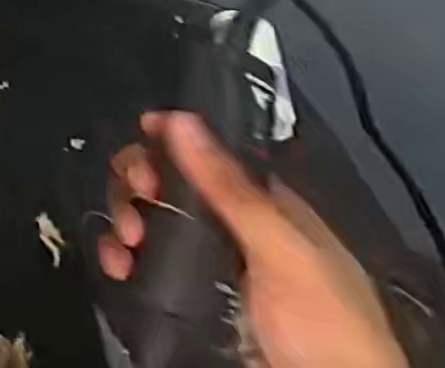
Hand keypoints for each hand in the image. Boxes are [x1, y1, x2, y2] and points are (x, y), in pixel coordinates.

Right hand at [100, 112, 408, 367]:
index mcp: (260, 208)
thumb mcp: (285, 253)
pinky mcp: (182, 300)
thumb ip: (229, 187)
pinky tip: (117, 266)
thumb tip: (179, 117)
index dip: (168, 140)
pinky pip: (137, 262)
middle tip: (137, 194)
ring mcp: (203, 266)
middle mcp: (227, 229)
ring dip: (123, 217)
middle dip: (138, 180)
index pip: (203, 154)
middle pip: (164, 181)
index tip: (143, 135)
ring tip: (127, 241)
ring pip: (145, 218)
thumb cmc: (326, 329)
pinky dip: (118, 255)